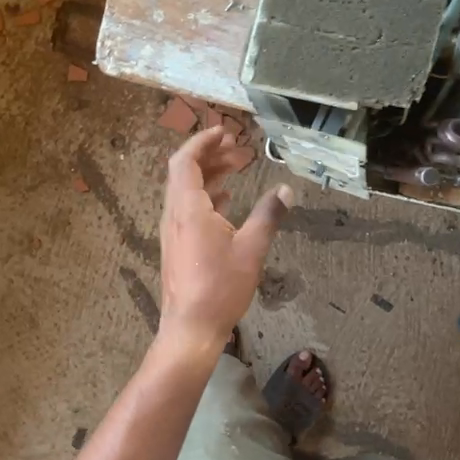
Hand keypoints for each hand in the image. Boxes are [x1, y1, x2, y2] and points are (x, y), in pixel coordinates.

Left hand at [158, 126, 292, 346]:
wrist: (191, 327)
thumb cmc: (220, 287)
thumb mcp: (252, 249)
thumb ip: (268, 215)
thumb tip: (286, 190)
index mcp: (188, 209)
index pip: (185, 161)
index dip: (202, 142)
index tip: (224, 132)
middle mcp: (174, 215)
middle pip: (185, 173)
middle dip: (210, 156)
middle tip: (237, 149)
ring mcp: (172, 232)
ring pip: (185, 192)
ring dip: (208, 176)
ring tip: (236, 169)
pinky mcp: (176, 247)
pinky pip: (187, 210)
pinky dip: (205, 198)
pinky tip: (225, 203)